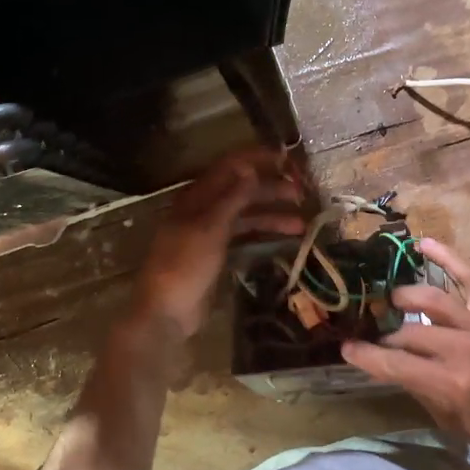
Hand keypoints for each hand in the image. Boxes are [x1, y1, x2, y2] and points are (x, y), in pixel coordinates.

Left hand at [128, 148, 303, 343]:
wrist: (166, 311)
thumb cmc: (184, 265)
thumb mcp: (209, 228)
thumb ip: (231, 198)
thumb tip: (251, 168)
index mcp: (197, 197)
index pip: (230, 166)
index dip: (257, 159)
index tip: (287, 159)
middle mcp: (204, 209)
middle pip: (241, 190)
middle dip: (271, 189)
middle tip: (302, 193)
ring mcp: (210, 232)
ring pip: (246, 215)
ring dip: (272, 216)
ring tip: (302, 224)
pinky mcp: (217, 254)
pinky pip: (244, 236)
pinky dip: (263, 235)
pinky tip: (286, 240)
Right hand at [341, 238, 469, 465]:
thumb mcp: (454, 423)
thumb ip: (420, 390)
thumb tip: (391, 367)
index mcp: (451, 382)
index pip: (395, 364)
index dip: (365, 357)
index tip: (346, 350)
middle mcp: (463, 348)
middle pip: (409, 333)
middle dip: (387, 339)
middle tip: (376, 340)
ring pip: (432, 300)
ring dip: (406, 298)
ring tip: (393, 301)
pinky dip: (448, 257)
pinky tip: (424, 243)